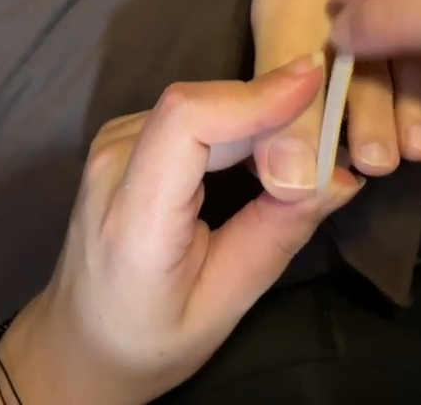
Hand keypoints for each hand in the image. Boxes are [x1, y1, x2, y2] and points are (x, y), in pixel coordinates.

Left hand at [0, 59, 363, 404]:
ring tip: (306, 145)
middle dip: (271, 111)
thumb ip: (277, 233)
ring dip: (256, 116)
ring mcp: (113, 139)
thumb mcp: (225, 303)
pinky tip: (264, 149)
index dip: (252, 97)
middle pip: (199, 107)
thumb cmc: (150, 337)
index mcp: (134, 215)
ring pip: (199, 103)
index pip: (186, 122)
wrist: (80, 335)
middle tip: (332, 132)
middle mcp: (113, 159)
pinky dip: (235, 123)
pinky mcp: (123, 133)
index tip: (314, 83)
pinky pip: (189, 113)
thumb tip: (341, 176)